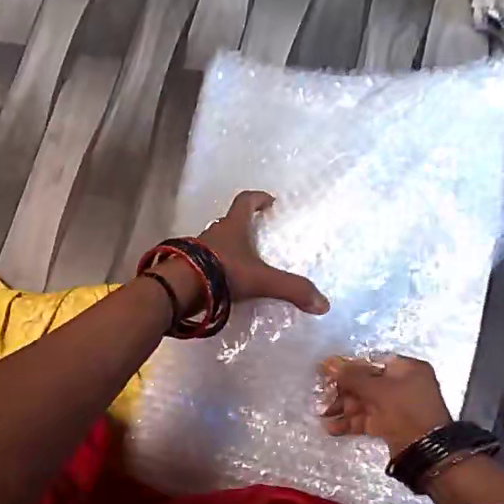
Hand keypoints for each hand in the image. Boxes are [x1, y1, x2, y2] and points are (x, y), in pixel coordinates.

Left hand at [198, 191, 328, 313]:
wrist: (179, 288)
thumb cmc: (222, 272)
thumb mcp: (261, 280)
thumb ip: (291, 289)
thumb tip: (323, 304)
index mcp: (231, 227)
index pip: (244, 202)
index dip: (257, 199)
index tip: (268, 201)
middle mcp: (211, 234)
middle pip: (227, 224)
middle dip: (241, 228)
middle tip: (254, 236)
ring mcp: (195, 251)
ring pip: (212, 245)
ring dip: (224, 250)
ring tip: (239, 264)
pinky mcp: (185, 269)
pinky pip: (202, 265)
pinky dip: (212, 271)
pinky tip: (220, 284)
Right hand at [320, 354, 453, 457]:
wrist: (424, 450)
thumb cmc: (405, 410)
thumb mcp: (377, 390)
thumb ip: (351, 376)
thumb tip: (327, 362)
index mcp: (406, 369)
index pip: (371, 362)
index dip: (348, 368)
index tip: (327, 374)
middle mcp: (402, 385)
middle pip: (364, 383)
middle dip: (341, 392)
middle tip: (322, 398)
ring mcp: (395, 406)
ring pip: (362, 403)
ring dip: (342, 408)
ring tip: (322, 415)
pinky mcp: (388, 425)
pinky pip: (365, 419)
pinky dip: (349, 423)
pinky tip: (331, 428)